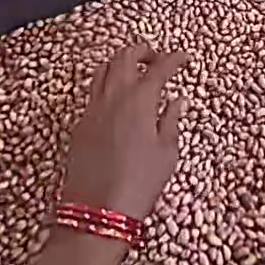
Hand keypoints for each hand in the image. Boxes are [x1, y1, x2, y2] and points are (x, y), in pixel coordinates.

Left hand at [59, 42, 189, 219]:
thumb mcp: (167, 152)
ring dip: (121, 63)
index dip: (174, 58)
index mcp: (140, 100)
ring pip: (103, 70)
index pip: (160, 67)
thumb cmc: (139, 183)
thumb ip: (171, 120)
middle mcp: (113, 97)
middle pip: (124, 57)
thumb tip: (175, 101)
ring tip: (136, 73)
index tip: (184, 58)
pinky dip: (108, 84)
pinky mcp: (80, 125)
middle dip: (143, 51)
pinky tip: (119, 99)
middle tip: (158, 58)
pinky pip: (93, 92)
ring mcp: (93, 109)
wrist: (97, 213)